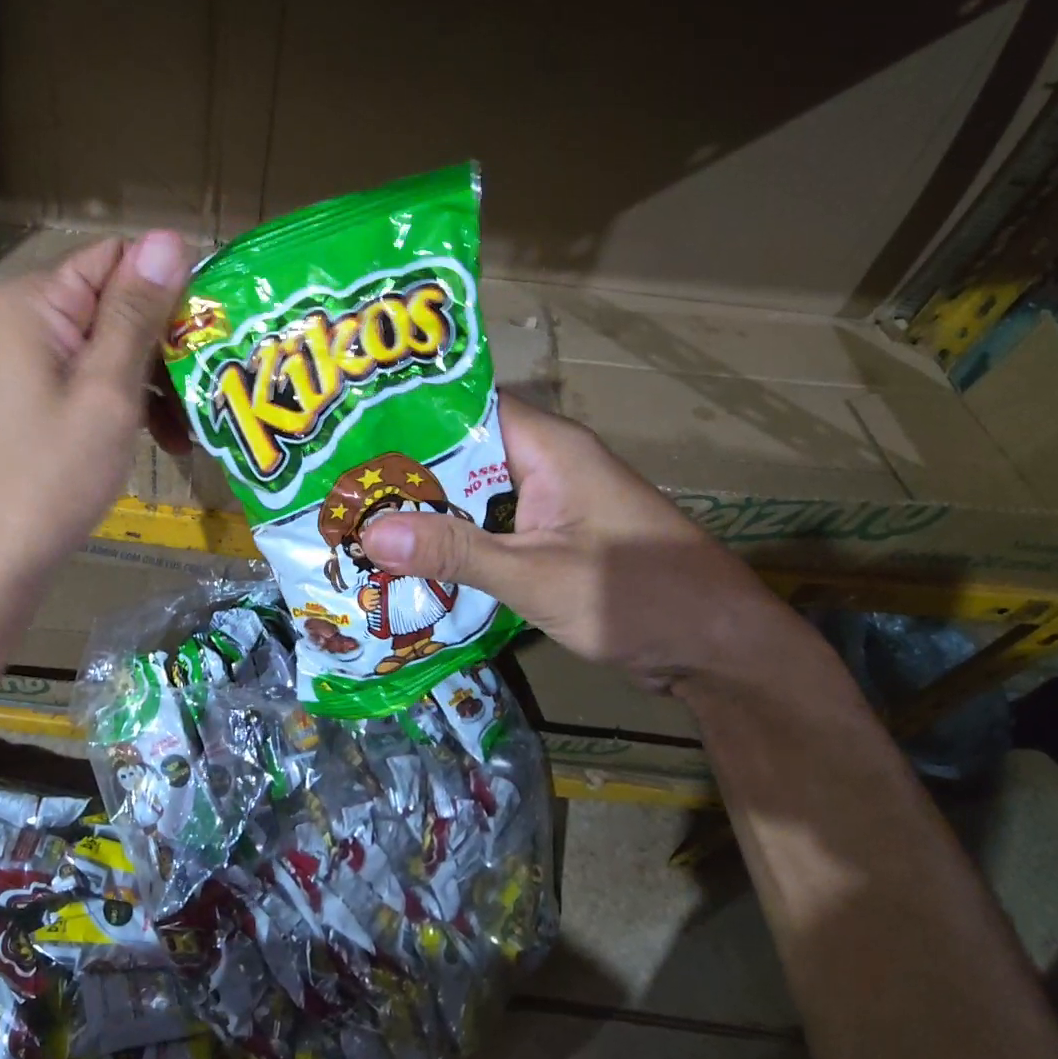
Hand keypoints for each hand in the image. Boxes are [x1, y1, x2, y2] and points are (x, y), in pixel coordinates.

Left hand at [0, 231, 190, 578]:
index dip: (171, 288)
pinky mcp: (39, 398)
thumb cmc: (52, 475)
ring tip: (192, 431)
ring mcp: (31, 361)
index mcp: (36, 302)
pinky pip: (96, 381)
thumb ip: (137, 313)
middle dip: (167, 345)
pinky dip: (132, 405)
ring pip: (114, 347)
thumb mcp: (107, 390)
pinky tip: (167, 443)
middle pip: (118, 303)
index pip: (118, 257)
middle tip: (212, 388)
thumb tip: (171, 236)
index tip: (215, 332)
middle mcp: (28, 319)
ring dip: (157, 383)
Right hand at [358, 394, 802, 691]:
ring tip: (357, 522)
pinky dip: (454, 540)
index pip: (466, 407)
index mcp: (551, 449)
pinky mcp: (554, 538)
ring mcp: (552, 503)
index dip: (407, 416)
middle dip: (404, 472)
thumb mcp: (535, 576)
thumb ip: (454, 552)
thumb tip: (369, 530)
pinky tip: (408, 560)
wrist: (720, 651)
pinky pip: (491, 527)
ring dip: (426, 511)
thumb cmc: (637, 598)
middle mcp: (548, 464)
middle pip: (462, 453)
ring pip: (473, 493)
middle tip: (337, 489)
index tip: (347, 435)